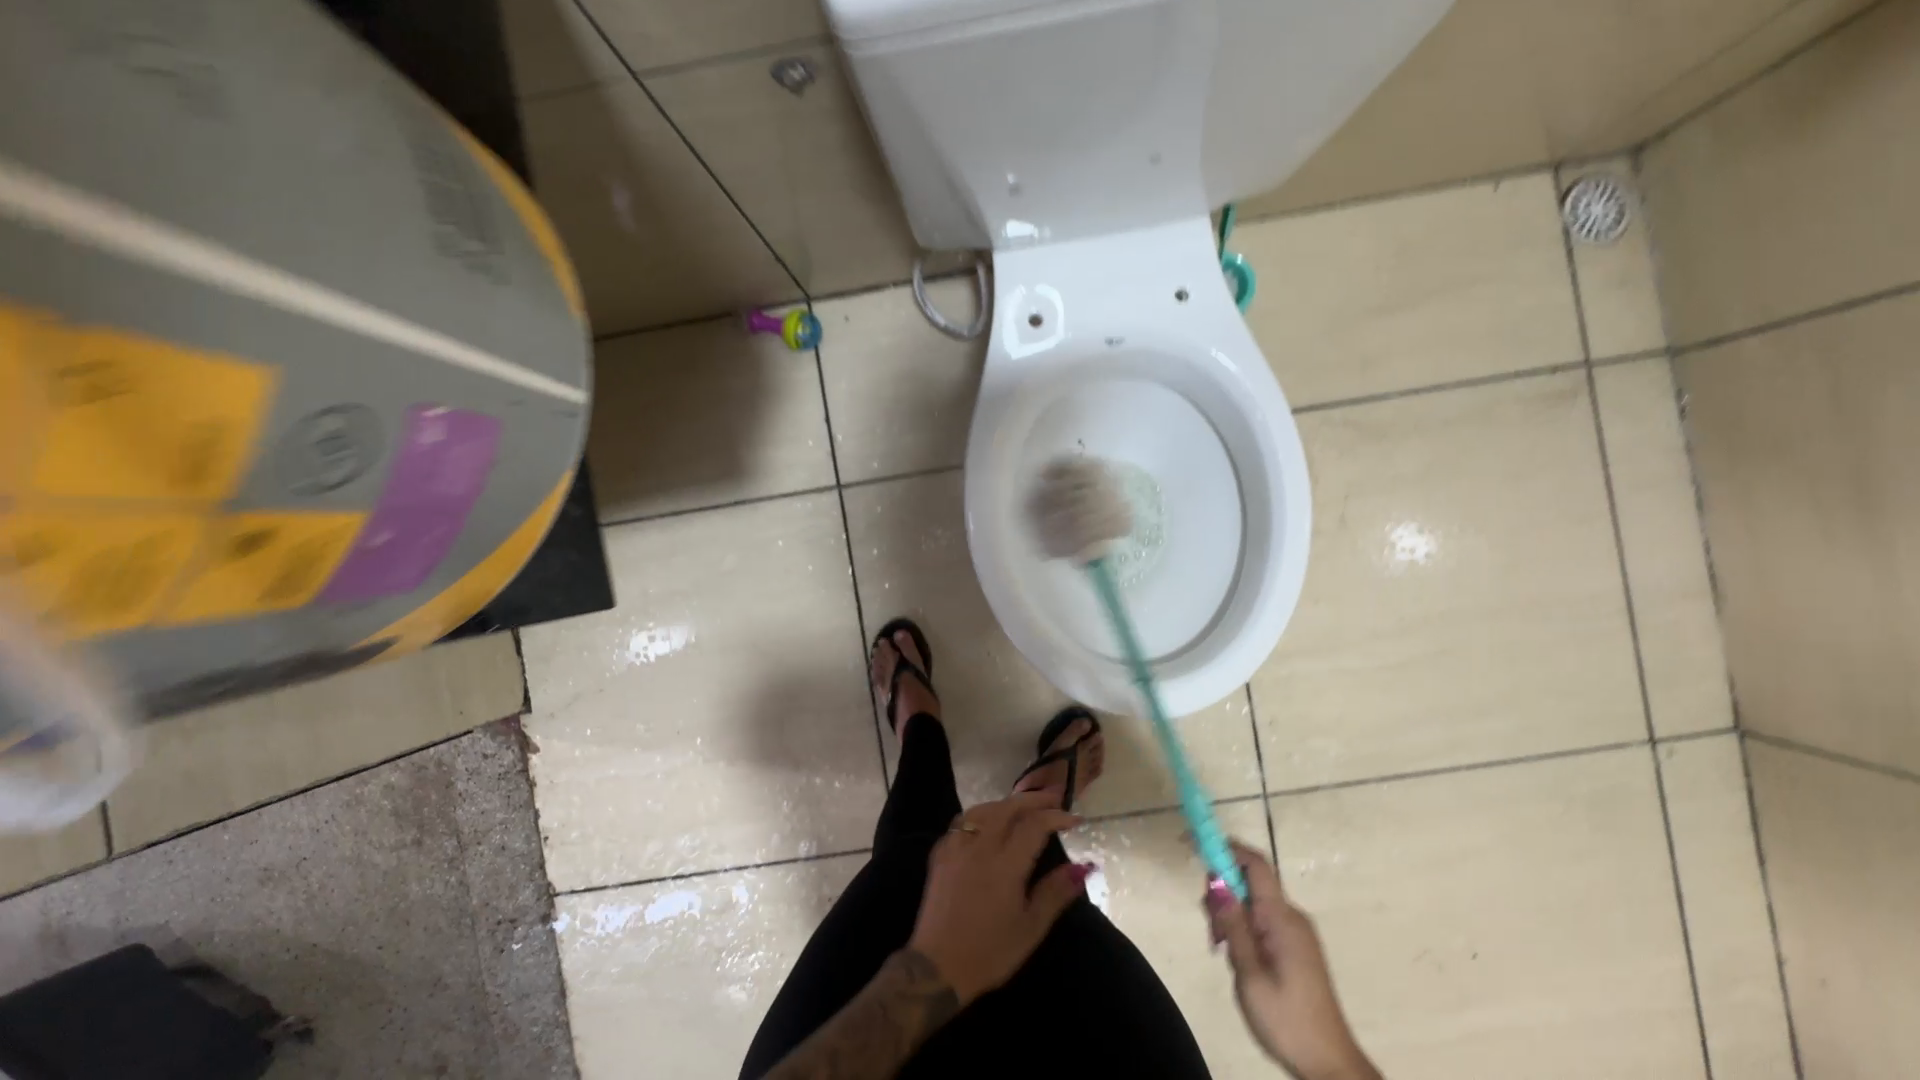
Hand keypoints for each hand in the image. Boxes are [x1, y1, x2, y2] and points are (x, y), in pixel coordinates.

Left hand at [908, 790, 1088, 1005]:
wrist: (937, 968)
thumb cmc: (990, 953)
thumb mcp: (1030, 928)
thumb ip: (1056, 892)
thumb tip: (1084, 867)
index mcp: (1004, 865)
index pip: (1034, 825)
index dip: (1056, 817)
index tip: (1074, 820)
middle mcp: (978, 848)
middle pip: (1007, 808)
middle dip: (1033, 800)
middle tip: (1054, 800)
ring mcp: (955, 849)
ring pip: (982, 810)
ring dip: (1006, 803)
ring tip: (1023, 807)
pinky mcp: (939, 856)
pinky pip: (961, 822)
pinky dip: (980, 815)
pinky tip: (988, 824)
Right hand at [1204, 840, 1379, 1079]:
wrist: (1328, 1062)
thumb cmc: (1285, 1018)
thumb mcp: (1249, 973)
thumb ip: (1232, 924)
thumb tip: (1216, 879)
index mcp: (1282, 918)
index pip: (1255, 863)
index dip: (1224, 847)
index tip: (1191, 843)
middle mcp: (1292, 916)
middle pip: (1250, 882)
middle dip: (1222, 894)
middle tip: (1212, 936)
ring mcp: (1296, 932)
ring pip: (1253, 904)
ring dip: (1231, 917)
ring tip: (1225, 956)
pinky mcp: (1296, 947)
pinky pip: (1263, 922)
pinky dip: (1243, 929)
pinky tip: (1237, 960)